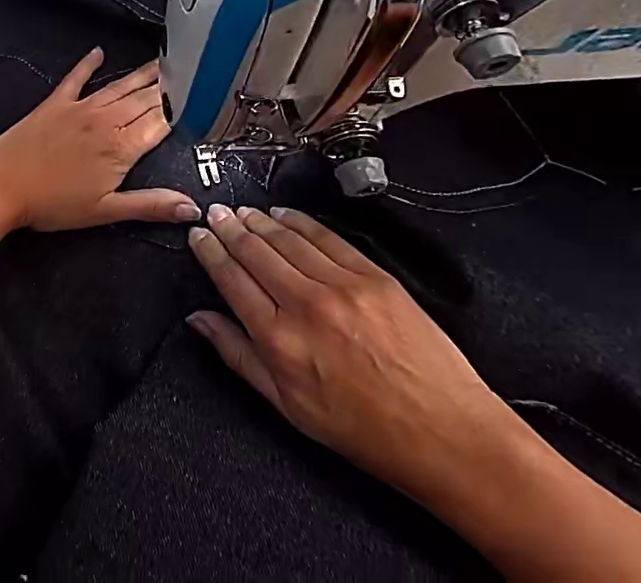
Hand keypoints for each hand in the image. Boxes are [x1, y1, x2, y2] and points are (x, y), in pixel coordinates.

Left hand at [0, 48, 198, 231]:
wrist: (0, 186)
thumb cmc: (53, 204)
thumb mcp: (106, 211)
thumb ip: (151, 205)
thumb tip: (192, 209)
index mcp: (122, 147)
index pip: (162, 122)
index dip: (183, 110)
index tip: (202, 97)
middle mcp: (106, 120)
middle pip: (146, 100)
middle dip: (170, 87)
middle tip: (191, 71)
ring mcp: (81, 108)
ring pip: (121, 86)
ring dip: (144, 74)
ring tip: (164, 62)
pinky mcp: (56, 103)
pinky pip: (77, 78)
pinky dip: (88, 65)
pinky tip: (99, 53)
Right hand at [186, 206, 519, 499]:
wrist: (441, 428)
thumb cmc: (367, 428)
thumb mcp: (288, 408)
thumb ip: (239, 357)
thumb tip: (203, 322)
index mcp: (280, 342)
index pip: (232, 279)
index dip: (211, 252)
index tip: (199, 237)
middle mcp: (307, 306)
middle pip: (256, 251)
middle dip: (229, 227)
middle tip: (215, 213)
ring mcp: (342, 285)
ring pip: (288, 239)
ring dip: (260, 220)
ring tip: (243, 211)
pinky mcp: (373, 275)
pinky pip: (327, 237)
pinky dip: (301, 222)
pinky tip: (286, 215)